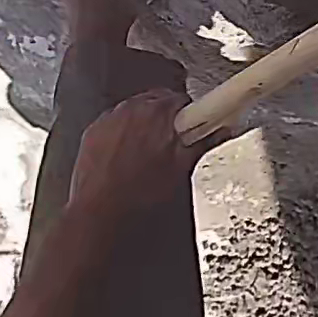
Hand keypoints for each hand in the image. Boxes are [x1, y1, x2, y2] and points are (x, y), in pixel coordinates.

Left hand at [67, 89, 199, 221]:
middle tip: (169, 146)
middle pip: (157, 102)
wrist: (100, 215)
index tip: (190, 129)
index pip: (181, 100)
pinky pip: (113, 125)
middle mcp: (133, 107)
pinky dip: (119, 135)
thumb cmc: (141, 194)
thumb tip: (224, 130)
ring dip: (142, 125)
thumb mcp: (183, 168)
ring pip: (134, 112)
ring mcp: (110, 118)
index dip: (189, 116)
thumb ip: (206, 141)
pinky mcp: (93, 131)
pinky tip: (123, 159)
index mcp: (160, 111)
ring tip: (145, 156)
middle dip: (165, 120)